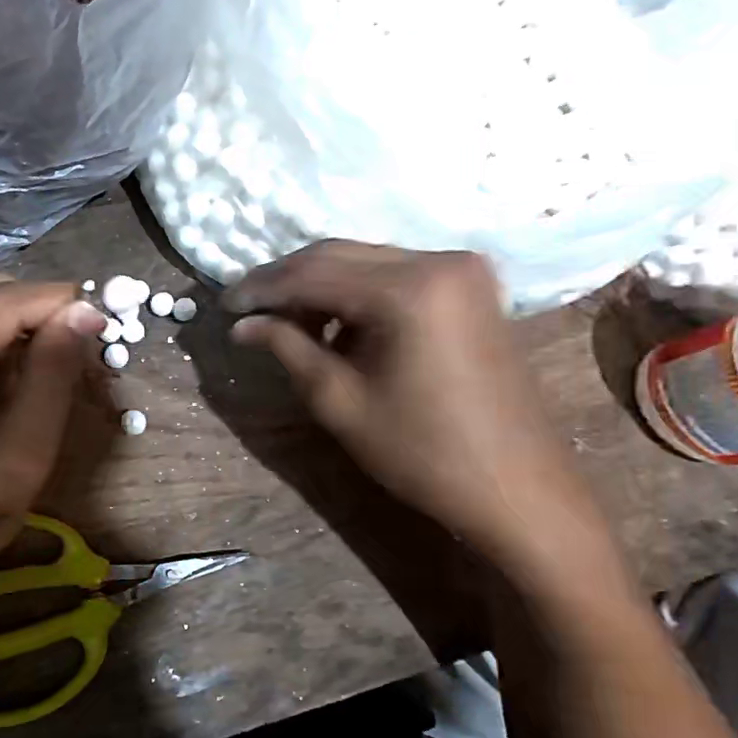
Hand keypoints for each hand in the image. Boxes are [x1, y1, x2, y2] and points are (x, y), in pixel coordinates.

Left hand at [0, 275, 104, 628]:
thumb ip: (51, 381)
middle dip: (46, 314)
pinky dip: (8, 339)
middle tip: (87, 357)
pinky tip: (26, 376)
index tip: (107, 328)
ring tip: (59, 372)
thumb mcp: (22, 460)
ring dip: (29, 327)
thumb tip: (87, 313)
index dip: (59, 305)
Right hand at [225, 241, 609, 576]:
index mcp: (408, 289)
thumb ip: (286, 347)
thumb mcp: (338, 400)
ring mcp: (460, 270)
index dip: (260, 287)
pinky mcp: (468, 287)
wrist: (514, 484)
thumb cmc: (420, 451)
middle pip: (338, 254)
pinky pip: (393, 274)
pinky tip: (330, 323)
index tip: (223, 306)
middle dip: (285, 280)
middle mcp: (438, 260)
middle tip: (245, 310)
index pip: (312, 271)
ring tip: (281, 321)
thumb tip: (242, 325)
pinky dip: (353, 293)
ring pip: (364, 261)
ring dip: (317, 285)